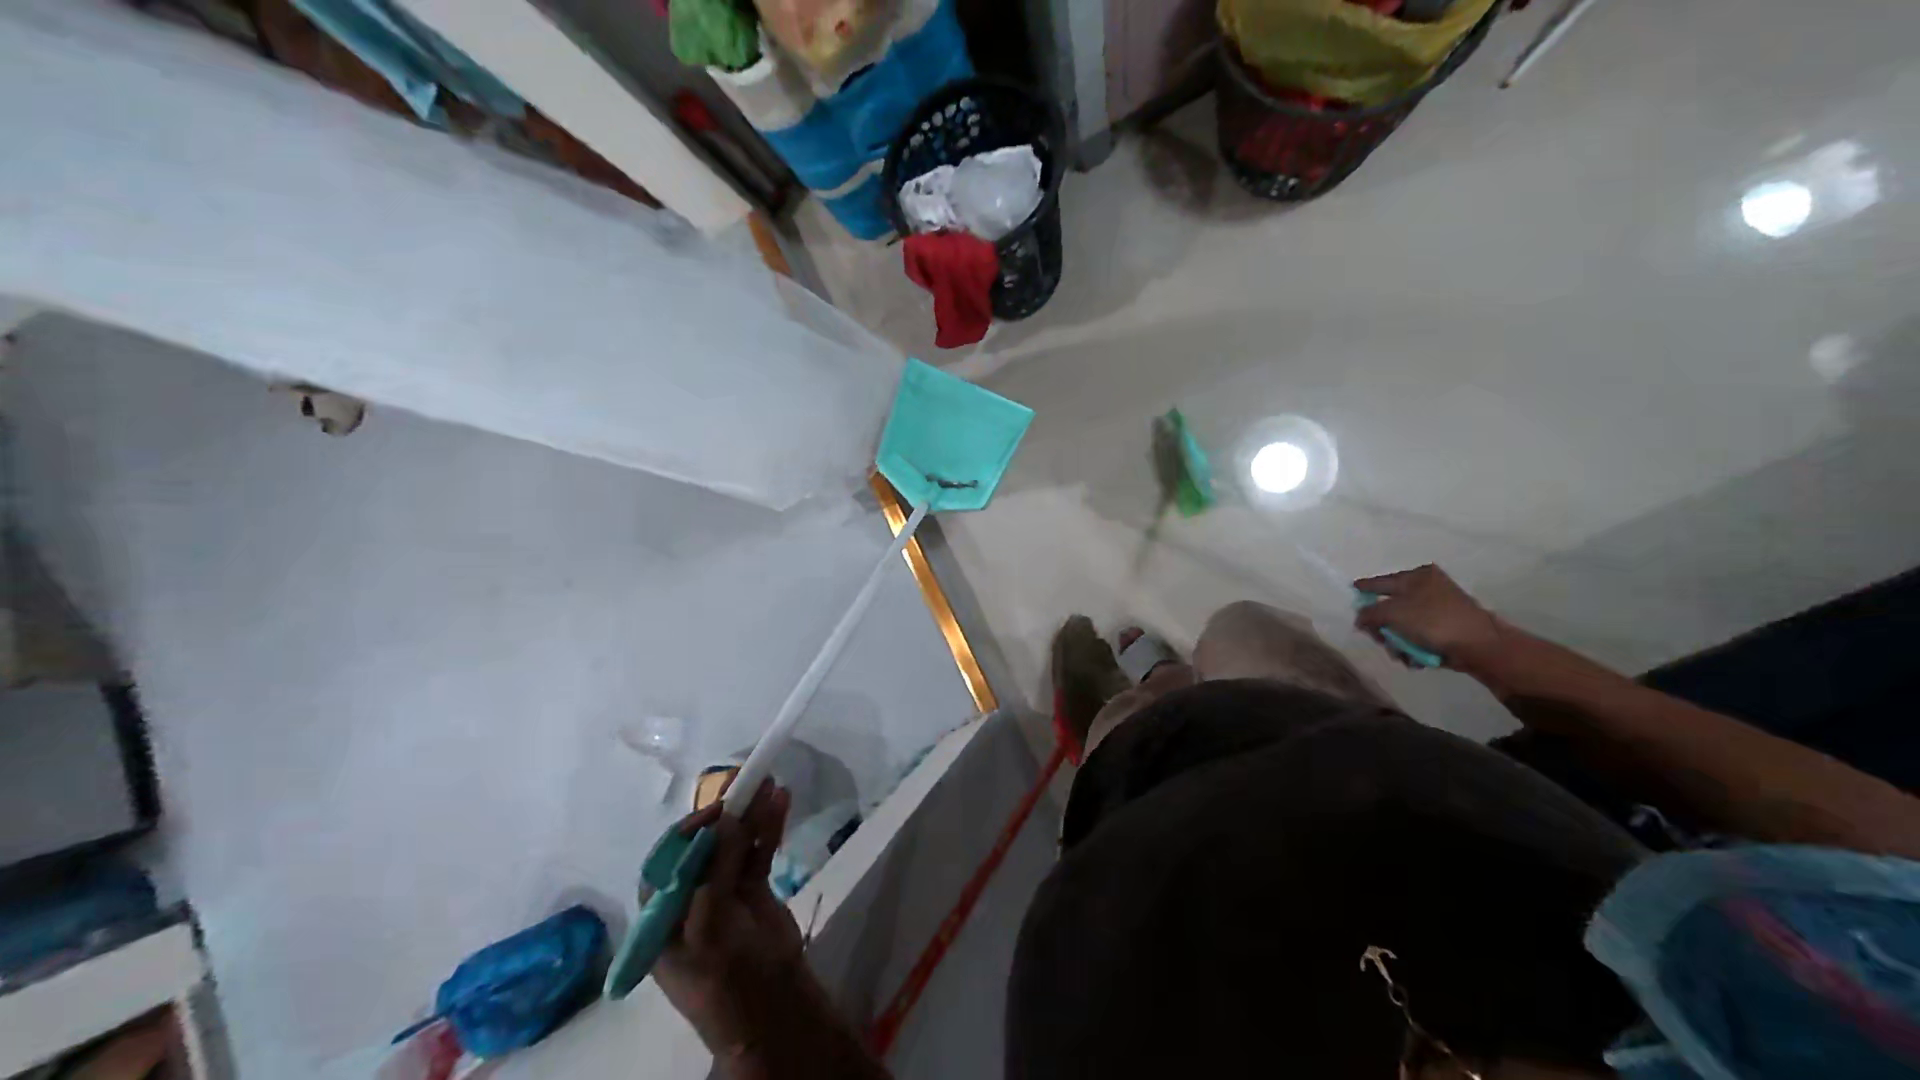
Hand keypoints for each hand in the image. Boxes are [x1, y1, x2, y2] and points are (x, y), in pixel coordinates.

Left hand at [654, 781, 808, 1059]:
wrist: (773, 1008)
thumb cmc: (726, 979)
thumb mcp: (711, 930)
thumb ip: (718, 872)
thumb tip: (728, 818)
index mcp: (662, 914)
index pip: (667, 860)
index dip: (690, 831)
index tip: (717, 809)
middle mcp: (688, 896)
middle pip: (705, 845)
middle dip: (725, 813)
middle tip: (745, 780)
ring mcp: (722, 890)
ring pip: (735, 843)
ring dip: (752, 814)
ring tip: (770, 783)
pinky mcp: (751, 888)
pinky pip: (758, 851)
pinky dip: (769, 828)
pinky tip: (781, 803)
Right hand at [1354, 564, 1505, 671]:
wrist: (1479, 645)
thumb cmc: (1433, 621)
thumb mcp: (1393, 613)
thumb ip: (1369, 613)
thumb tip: (1360, 618)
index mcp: (1416, 577)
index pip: (1381, 581)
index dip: (1365, 587)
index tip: (1352, 589)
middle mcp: (1427, 588)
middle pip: (1390, 607)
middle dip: (1383, 627)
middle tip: (1380, 639)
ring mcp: (1439, 608)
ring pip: (1403, 625)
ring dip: (1397, 642)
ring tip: (1401, 654)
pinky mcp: (1446, 628)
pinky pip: (1419, 636)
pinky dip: (1413, 648)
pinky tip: (1414, 658)